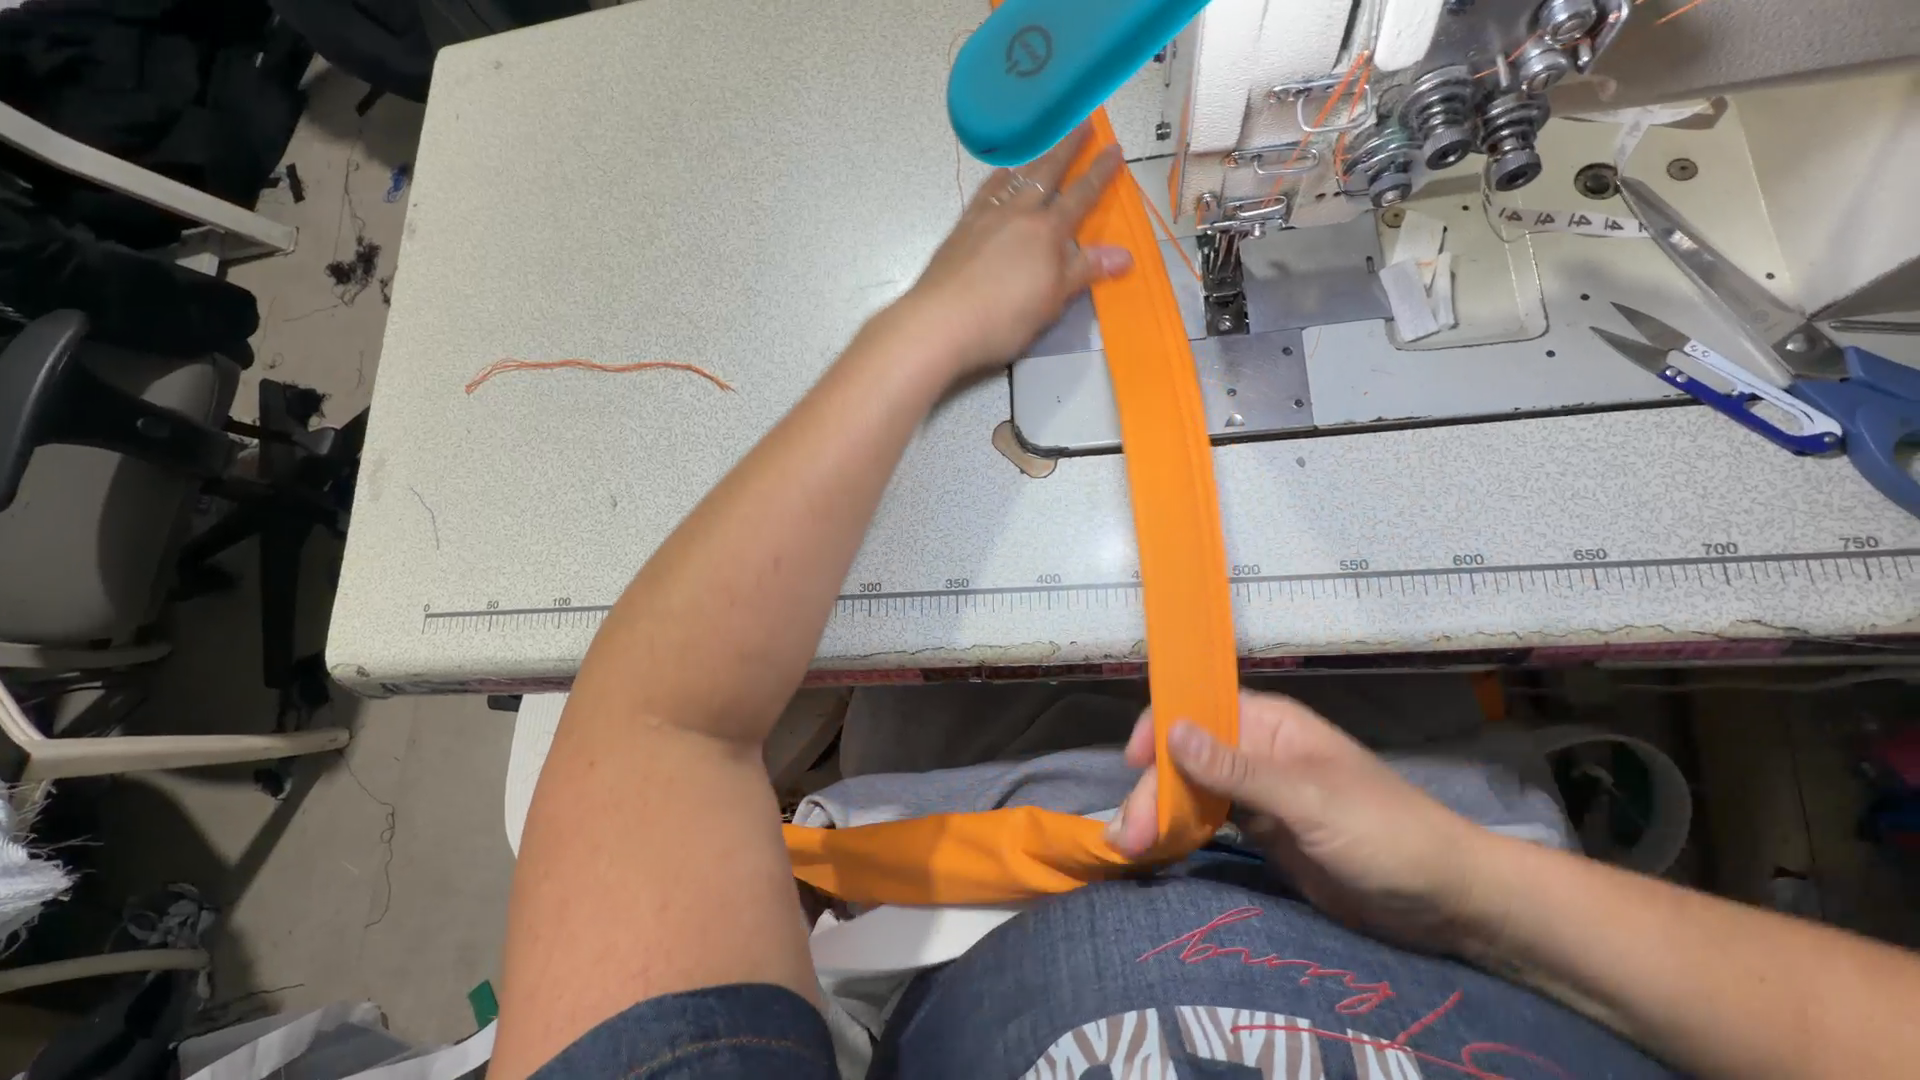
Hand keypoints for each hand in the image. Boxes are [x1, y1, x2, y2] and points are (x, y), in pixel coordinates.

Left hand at [895, 127, 1131, 378]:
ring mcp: (986, 217)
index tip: (1114, 148)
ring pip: (1015, 177)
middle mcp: (1017, 214)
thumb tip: (1125, 255)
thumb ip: (1085, 271)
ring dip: (1034, 158)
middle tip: (1083, 122)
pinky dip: (999, 178)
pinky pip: (985, 191)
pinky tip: (1000, 177)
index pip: (1081, 196)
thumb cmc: (1003, 317)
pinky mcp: (962, 229)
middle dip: (1068, 147)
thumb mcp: (1052, 300)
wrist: (940, 322)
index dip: (1100, 173)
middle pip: (1047, 172)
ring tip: (1043, 146)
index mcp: (1046, 231)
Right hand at [1106, 690, 1511, 954]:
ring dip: (1158, 814)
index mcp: (1270, 725)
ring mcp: (1257, 795)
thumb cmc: (1385, 833)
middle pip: (1186, 759)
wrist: (1446, 901)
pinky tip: (1156, 850)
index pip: (1199, 709)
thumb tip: (1172, 729)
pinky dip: (1179, 833)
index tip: (1134, 764)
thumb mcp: (1308, 799)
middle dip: (1154, 791)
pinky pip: (1207, 822)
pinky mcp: (1261, 833)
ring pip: (1190, 791)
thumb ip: (1238, 769)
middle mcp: (1255, 752)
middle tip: (1129, 838)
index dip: (1161, 729)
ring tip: (1130, 849)